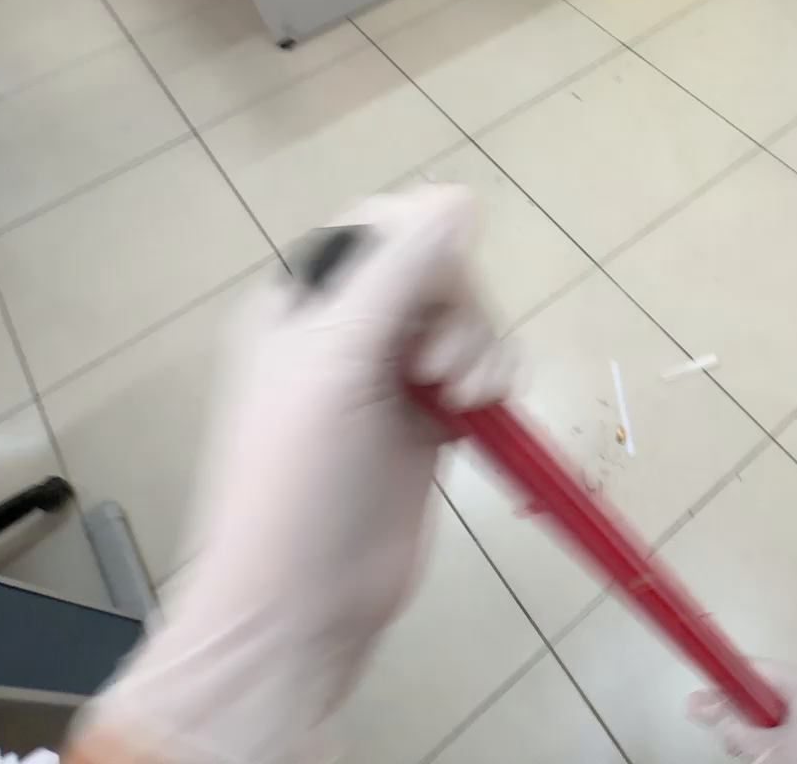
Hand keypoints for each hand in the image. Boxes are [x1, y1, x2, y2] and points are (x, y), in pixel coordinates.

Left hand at [78, 187, 510, 763]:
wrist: (304, 604)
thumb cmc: (300, 476)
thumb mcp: (339, 360)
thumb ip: (400, 271)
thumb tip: (461, 193)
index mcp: (310, 300)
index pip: (384, 228)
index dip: (423, 247)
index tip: (437, 291)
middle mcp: (353, 326)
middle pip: (438, 271)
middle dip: (457, 310)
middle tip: (440, 368)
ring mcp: (396, 372)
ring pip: (467, 317)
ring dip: (482, 346)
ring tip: (467, 397)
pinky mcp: (432, 412)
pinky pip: (483, 364)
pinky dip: (496, 375)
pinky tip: (485, 407)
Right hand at [689, 664, 796, 763]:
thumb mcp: (766, 750)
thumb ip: (731, 724)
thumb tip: (694, 703)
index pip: (755, 668)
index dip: (725, 682)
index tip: (700, 702)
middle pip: (765, 692)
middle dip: (744, 718)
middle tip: (732, 745)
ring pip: (778, 715)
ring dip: (760, 735)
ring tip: (756, 758)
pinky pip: (796, 728)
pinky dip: (779, 743)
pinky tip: (774, 760)